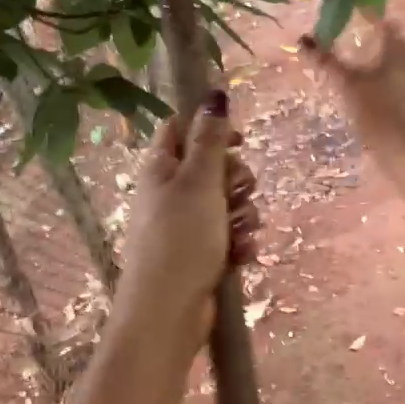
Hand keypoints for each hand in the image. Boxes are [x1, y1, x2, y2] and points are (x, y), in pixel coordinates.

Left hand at [119, 92, 258, 348]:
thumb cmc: (181, 238)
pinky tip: (242, 255)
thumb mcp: (198, 181)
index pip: (180, 129)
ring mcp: (186, 226)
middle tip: (237, 193)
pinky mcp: (202, 254)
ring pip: (228, 203)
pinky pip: (230, 235)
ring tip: (239, 233)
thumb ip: (210, 139)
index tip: (238, 140)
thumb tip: (213, 92)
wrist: (169, 311)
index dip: (210, 127)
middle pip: (213, 166)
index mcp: (161, 168)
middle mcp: (171, 193)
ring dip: (243, 214)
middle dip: (236, 179)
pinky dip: (240, 242)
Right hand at [301, 21, 404, 149]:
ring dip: (372, 55)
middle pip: (393, 43)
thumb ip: (326, 61)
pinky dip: (372, 74)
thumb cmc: (377, 110)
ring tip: (352, 52)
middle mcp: (403, 66)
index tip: (357, 8)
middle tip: (355, 28)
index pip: (389, 26)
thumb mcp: (348, 83)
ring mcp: (402, 87)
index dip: (375, 15)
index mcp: (396, 55)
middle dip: (375, 34)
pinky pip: (385, 80)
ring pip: (389, 62)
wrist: (398, 149)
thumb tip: (303, 40)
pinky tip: (358, 81)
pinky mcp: (398, 104)